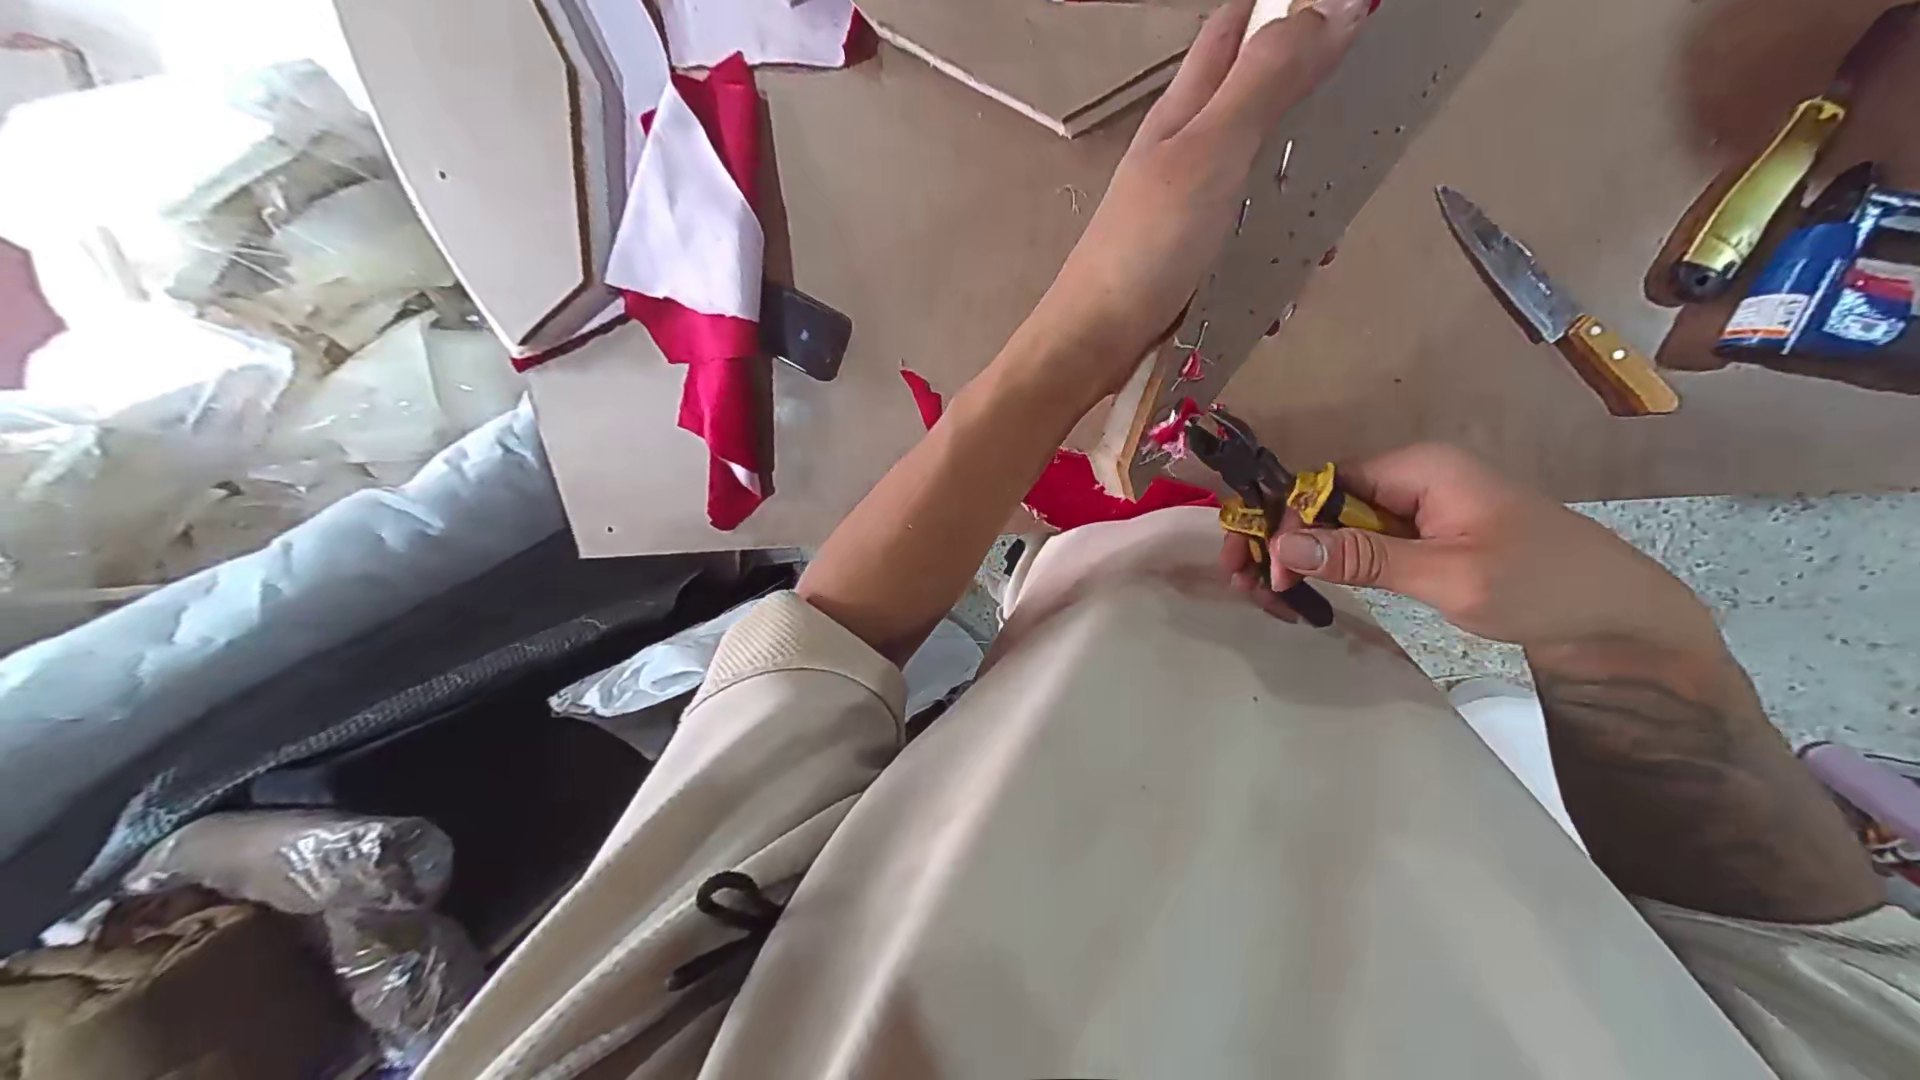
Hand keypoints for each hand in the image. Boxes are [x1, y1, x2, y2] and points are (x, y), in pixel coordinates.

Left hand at [1024, 0, 1372, 399]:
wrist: (1094, 342)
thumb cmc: (1146, 247)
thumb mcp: (1209, 153)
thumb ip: (1266, 81)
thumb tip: (1339, 3)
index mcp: (1184, 112)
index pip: (1236, 30)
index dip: (1285, 9)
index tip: (1349, 24)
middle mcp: (1187, 156)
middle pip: (1261, 112)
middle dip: (1312, 126)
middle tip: (1351, 152)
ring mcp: (1189, 215)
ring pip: (1262, 191)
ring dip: (1297, 215)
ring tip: (1320, 251)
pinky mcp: (1192, 265)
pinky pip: (1247, 251)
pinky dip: (1270, 267)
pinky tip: (1280, 295)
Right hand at [1222, 444, 1721, 652]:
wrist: (1619, 619)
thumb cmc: (1544, 586)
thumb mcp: (1450, 575)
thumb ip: (1363, 558)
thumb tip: (1283, 544)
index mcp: (1417, 469)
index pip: (1322, 485)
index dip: (1286, 525)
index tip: (1271, 574)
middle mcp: (1405, 479)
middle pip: (1316, 503)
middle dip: (1278, 542)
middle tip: (1250, 585)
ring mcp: (1409, 508)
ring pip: (1328, 526)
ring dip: (1295, 558)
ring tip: (1271, 596)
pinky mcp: (1412, 536)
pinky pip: (1351, 544)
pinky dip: (1324, 567)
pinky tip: (1303, 592)